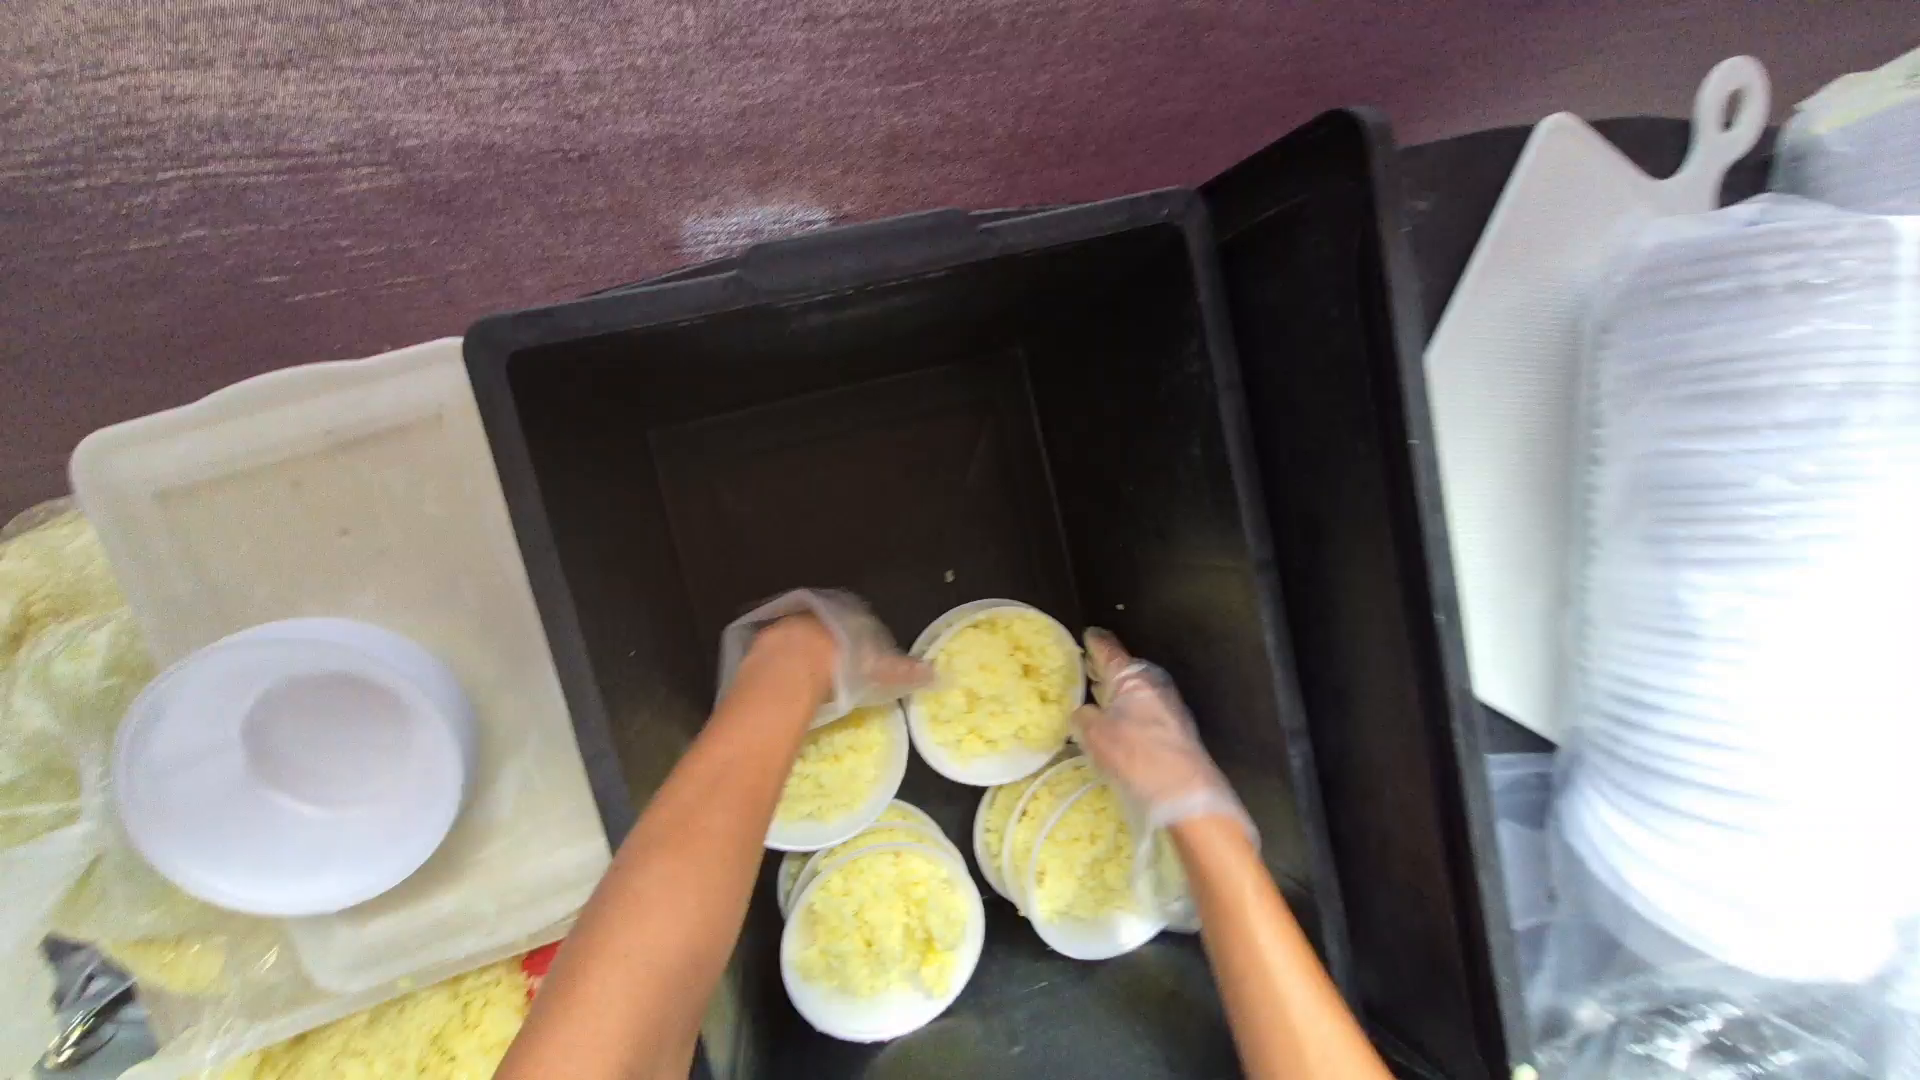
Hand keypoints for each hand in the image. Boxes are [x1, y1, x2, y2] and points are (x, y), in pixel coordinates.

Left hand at [718, 589, 931, 723]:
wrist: (792, 662)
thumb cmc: (841, 661)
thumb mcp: (876, 666)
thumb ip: (900, 670)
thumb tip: (933, 674)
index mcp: (847, 613)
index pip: (859, 623)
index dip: (861, 641)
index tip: (862, 658)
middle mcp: (818, 611)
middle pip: (827, 626)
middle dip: (830, 642)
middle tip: (834, 665)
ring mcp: (788, 621)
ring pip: (800, 633)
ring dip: (803, 648)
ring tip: (808, 673)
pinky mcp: (763, 637)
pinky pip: (775, 647)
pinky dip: (780, 659)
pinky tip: (782, 677)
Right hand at [1072, 628, 1256, 843]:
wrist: (1186, 796)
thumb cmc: (1136, 757)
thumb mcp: (1094, 735)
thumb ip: (1082, 717)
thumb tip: (1082, 713)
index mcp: (1133, 677)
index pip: (1110, 650)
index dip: (1096, 642)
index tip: (1089, 634)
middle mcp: (1154, 686)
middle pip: (1124, 672)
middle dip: (1106, 670)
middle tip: (1088, 667)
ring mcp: (1168, 710)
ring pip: (1135, 694)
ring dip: (1117, 694)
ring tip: (1097, 697)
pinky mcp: (1175, 734)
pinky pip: (1143, 714)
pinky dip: (1128, 714)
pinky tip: (1117, 727)